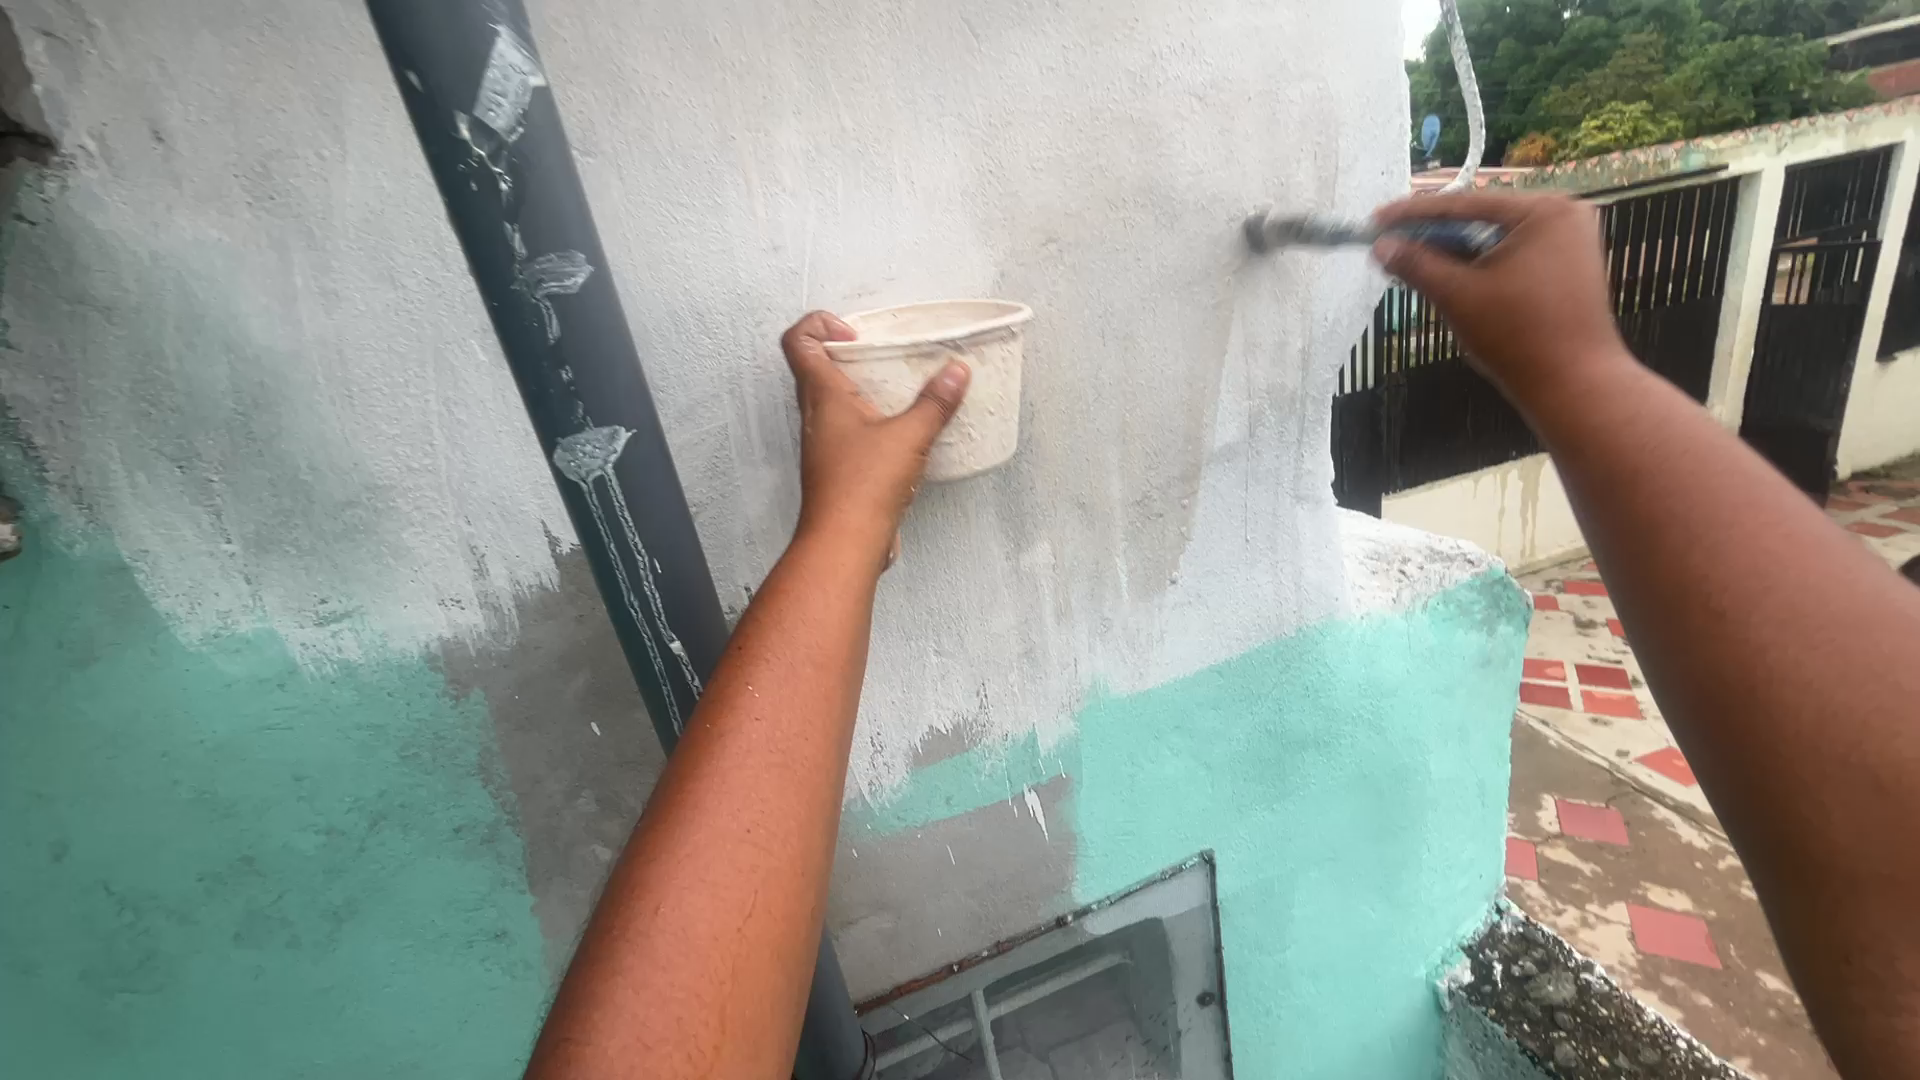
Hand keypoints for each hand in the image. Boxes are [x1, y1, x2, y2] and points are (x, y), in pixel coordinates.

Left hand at [782, 311, 969, 566]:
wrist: (846, 542)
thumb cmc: (864, 486)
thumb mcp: (909, 437)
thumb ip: (935, 403)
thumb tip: (955, 372)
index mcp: (822, 396)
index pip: (798, 342)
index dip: (819, 325)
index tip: (855, 334)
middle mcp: (816, 417)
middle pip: (816, 369)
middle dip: (848, 355)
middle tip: (883, 356)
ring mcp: (825, 444)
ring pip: (833, 403)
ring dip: (860, 391)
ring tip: (899, 391)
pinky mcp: (838, 469)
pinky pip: (850, 432)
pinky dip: (871, 423)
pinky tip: (902, 433)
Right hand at [1372, 194, 1632, 409]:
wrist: (1571, 381)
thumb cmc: (1517, 334)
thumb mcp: (1457, 295)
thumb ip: (1416, 265)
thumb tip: (1379, 246)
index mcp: (1543, 211)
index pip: (1464, 204)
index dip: (1412, 214)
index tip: (1375, 221)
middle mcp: (1561, 215)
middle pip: (1479, 220)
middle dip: (1431, 235)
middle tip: (1387, 243)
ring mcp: (1566, 242)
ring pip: (1490, 240)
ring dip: (1450, 253)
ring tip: (1409, 262)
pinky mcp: (1562, 267)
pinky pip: (1506, 256)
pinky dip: (1473, 266)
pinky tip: (1444, 278)